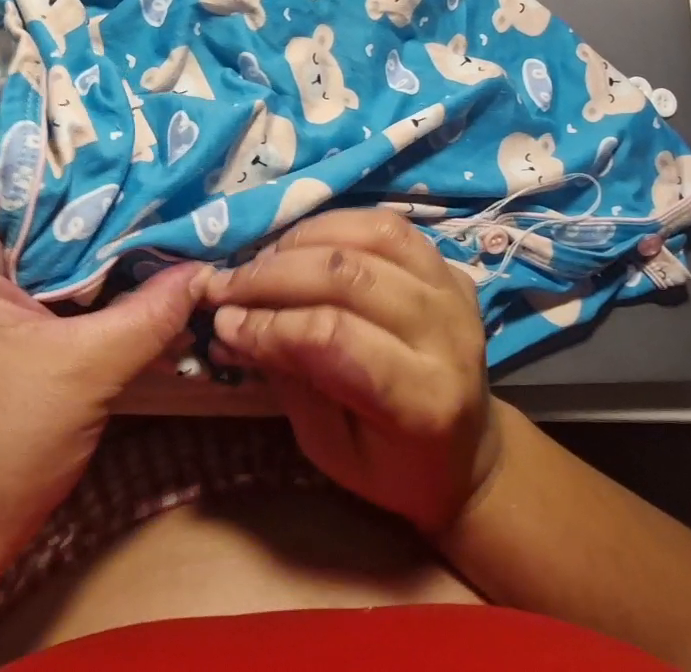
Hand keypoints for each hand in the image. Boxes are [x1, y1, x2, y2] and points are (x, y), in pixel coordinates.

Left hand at [0, 175, 208, 581]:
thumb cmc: (1, 443)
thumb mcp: (87, 369)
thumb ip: (151, 311)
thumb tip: (206, 269)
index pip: (18, 179)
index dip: (82, 168)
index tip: (147, 163)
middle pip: (33, 217)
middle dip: (101, 212)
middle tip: (168, 195)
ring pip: (41, 256)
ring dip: (97, 253)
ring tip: (162, 230)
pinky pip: (40, 291)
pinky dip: (83, 288)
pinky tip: (134, 283)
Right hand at [204, 209, 502, 534]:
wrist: (467, 451)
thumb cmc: (390, 465)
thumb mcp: (328, 445)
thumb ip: (289, 379)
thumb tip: (231, 323)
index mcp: (422, 399)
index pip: (336, 338)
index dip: (271, 325)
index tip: (223, 322)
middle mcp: (448, 336)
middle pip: (352, 277)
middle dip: (274, 276)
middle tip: (225, 287)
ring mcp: (455, 293)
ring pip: (373, 236)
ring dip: (302, 241)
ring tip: (260, 262)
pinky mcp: (451, 269)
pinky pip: (389, 227)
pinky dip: (335, 226)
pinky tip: (299, 245)